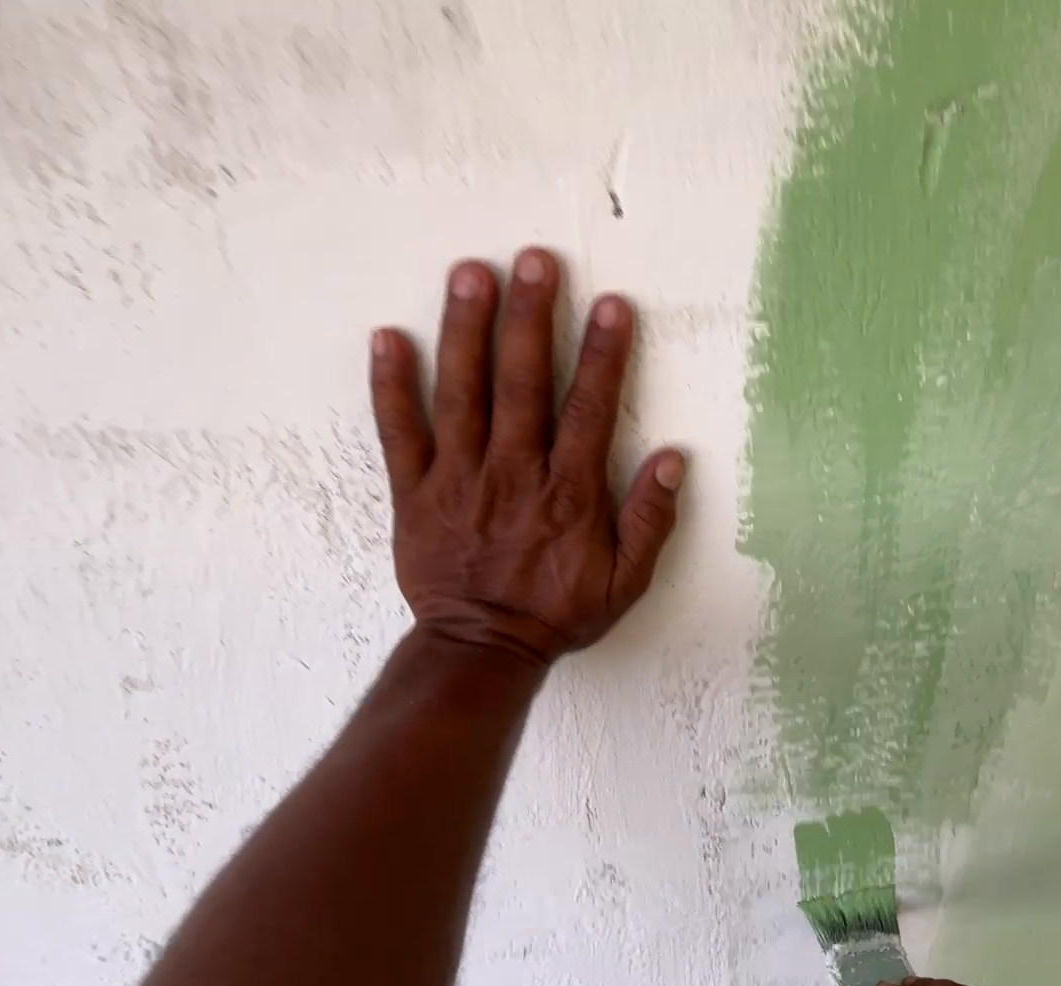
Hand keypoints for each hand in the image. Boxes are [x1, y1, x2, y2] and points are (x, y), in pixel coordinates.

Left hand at [370, 249, 683, 665]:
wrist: (482, 650)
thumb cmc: (559, 612)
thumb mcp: (626, 582)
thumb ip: (650, 521)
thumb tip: (671, 460)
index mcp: (569, 493)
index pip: (589, 409)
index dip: (603, 354)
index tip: (612, 304)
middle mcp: (514, 474)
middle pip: (522, 384)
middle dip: (531, 318)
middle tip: (534, 260)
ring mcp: (458, 479)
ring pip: (462, 393)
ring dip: (466, 330)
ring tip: (470, 272)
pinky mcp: (414, 493)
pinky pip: (400, 432)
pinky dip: (391, 386)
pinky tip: (389, 337)